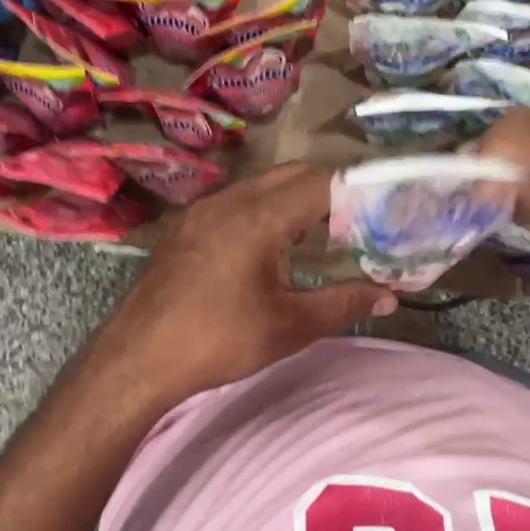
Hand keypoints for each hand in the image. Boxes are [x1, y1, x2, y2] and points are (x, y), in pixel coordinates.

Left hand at [95, 163, 397, 403]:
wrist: (139, 356)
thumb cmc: (218, 341)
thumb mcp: (290, 327)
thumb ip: (343, 304)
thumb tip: (390, 295)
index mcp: (259, 217)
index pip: (320, 182)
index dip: (356, 190)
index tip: (382, 207)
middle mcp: (230, 199)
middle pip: (291, 174)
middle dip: (329, 190)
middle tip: (358, 221)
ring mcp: (203, 209)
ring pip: (261, 185)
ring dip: (294, 198)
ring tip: (320, 232)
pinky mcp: (186, 224)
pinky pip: (236, 200)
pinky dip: (264, 208)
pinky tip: (270, 244)